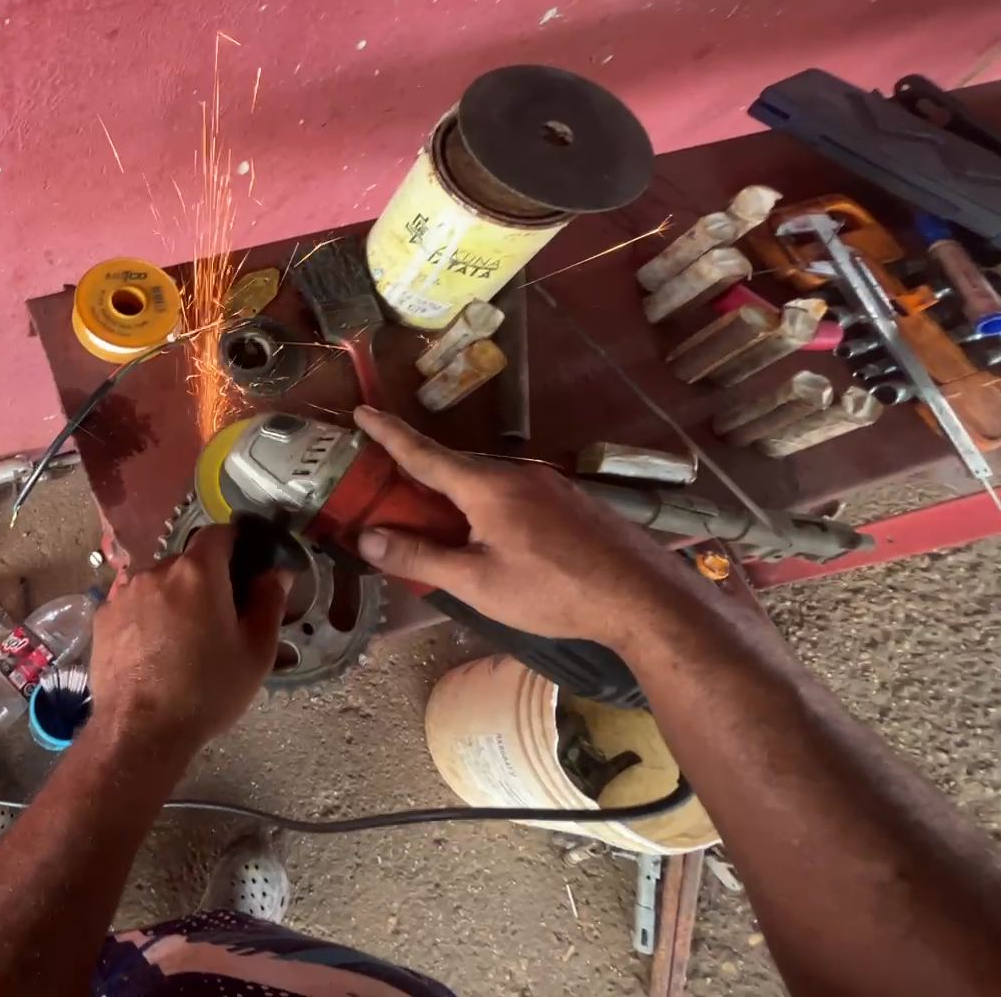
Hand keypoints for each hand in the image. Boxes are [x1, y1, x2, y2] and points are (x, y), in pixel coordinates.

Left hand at [87, 524, 290, 757]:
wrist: (140, 729)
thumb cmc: (207, 690)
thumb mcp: (254, 652)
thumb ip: (269, 603)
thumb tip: (277, 572)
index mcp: (197, 572)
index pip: (218, 533)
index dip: (235, 544)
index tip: (244, 566)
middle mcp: (156, 570)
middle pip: (187, 561)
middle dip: (204, 579)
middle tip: (218, 617)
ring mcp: (124, 591)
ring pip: (157, 582)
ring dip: (172, 597)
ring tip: (182, 639)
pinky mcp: (102, 615)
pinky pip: (133, 603)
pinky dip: (145, 615)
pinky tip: (151, 649)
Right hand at [351, 406, 713, 651]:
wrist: (650, 602)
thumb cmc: (555, 592)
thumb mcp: (476, 583)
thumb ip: (418, 558)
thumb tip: (363, 539)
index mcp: (487, 488)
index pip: (424, 453)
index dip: (388, 432)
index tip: (362, 409)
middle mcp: (517, 475)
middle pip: (452, 466)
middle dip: (416, 471)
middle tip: (385, 483)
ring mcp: (549, 486)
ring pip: (484, 481)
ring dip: (452, 493)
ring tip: (433, 519)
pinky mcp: (571, 503)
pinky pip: (510, 492)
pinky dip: (482, 503)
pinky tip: (487, 533)